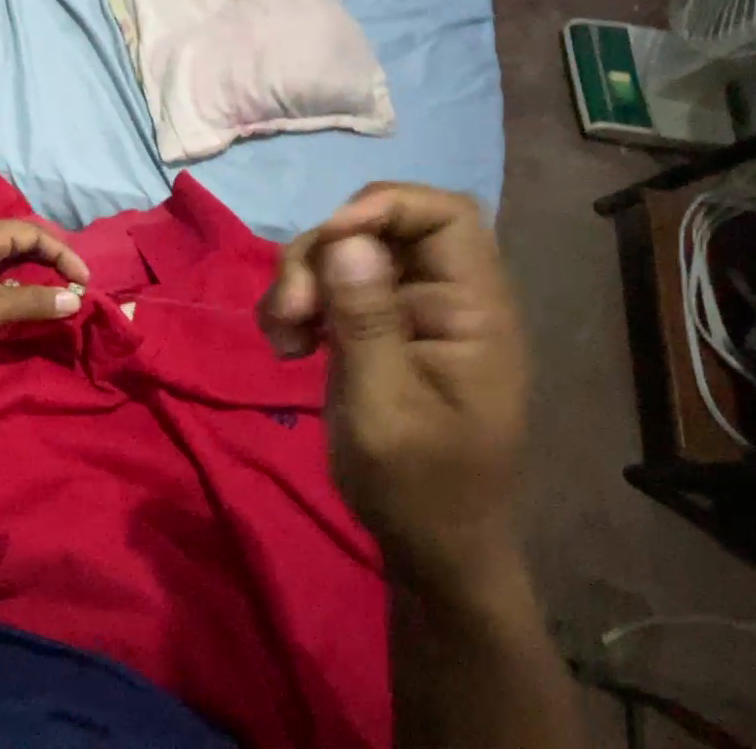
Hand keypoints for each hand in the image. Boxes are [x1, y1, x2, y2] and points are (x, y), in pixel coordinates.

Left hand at [0, 219, 89, 368]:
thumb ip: (36, 302)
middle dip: (48, 261)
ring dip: (29, 274)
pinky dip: (8, 283)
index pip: (32, 232)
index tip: (84, 280)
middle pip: (19, 241)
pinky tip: (16, 302)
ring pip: (3, 258)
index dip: (63, 254)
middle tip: (73, 284)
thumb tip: (75, 299)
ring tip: (52, 295)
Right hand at [261, 183, 528, 598]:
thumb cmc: (417, 486)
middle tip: (286, 314)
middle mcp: (446, 300)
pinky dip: (299, 305)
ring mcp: (409, 315)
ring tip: (281, 339)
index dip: (383, 209)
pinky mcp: (378, 331)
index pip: (445, 215)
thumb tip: (348, 239)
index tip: (325, 247)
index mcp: (474, 312)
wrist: (430, 545)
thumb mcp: (381, 407)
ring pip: (345, 255)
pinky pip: (332, 289)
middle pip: (380, 228)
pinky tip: (287, 346)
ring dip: (300, 283)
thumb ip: (366, 320)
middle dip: (320, 256)